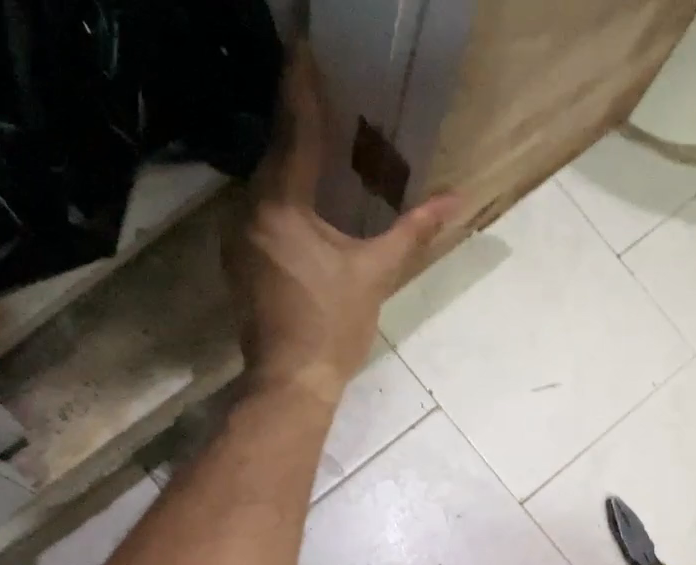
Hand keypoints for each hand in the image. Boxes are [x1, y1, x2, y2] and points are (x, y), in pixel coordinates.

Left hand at [225, 45, 458, 403]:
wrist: (290, 381)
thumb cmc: (334, 326)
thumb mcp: (377, 273)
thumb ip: (414, 229)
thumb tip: (458, 199)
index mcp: (283, 208)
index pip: (295, 133)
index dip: (301, 89)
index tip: (303, 51)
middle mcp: (250, 213)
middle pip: (276, 156)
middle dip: (297, 126)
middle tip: (320, 98)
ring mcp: (237, 239)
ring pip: (264, 185)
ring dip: (288, 164)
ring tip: (316, 144)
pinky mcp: (238, 261)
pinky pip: (259, 212)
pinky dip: (280, 197)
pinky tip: (301, 198)